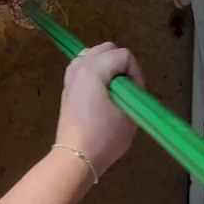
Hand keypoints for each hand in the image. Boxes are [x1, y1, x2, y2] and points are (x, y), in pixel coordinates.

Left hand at [54, 42, 141, 176]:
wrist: (76, 155)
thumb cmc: (104, 136)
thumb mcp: (129, 114)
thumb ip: (133, 93)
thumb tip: (131, 86)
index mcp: (94, 69)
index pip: (123, 55)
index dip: (135, 72)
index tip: (136, 94)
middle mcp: (80, 66)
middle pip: (106, 48)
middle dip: (122, 64)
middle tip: (128, 89)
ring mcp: (70, 75)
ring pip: (93, 54)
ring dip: (107, 65)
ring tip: (115, 89)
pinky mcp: (67, 85)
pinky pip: (83, 66)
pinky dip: (95, 70)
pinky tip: (102, 90)